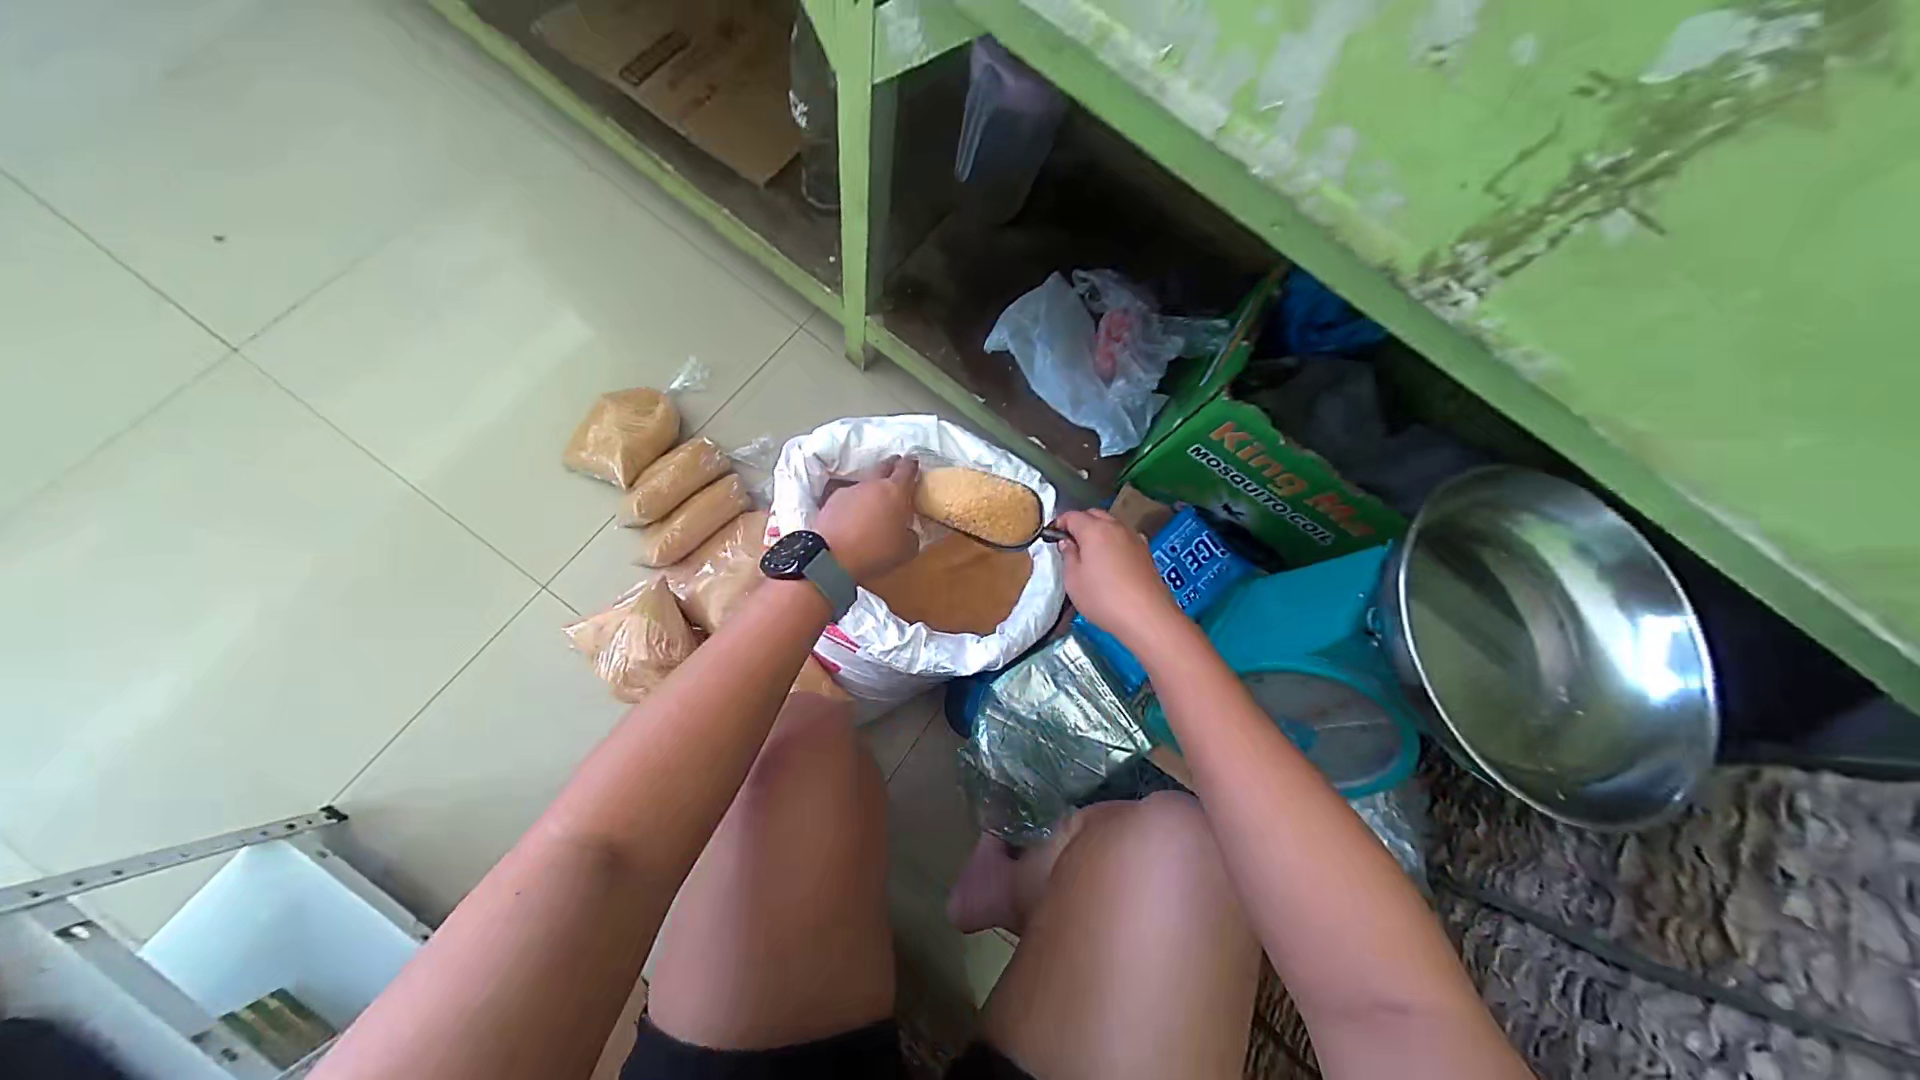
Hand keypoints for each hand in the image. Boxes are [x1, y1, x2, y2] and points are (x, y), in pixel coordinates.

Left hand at [815, 456, 920, 581]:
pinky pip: (848, 498)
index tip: (914, 464)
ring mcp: (849, 490)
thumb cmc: (875, 551)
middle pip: (883, 466)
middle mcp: (872, 484)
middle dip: (892, 467)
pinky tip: (853, 518)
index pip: (907, 468)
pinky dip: (853, 503)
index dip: (912, 465)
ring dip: (871, 490)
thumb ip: (911, 535)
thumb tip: (906, 531)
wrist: (831, 558)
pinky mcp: (830, 501)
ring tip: (873, 505)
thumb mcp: (906, 550)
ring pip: (864, 483)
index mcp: (895, 491)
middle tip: (896, 473)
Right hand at [1055, 509, 1184, 645]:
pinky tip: (1112, 561)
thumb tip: (1068, 543)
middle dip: (1080, 523)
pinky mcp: (1146, 552)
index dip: (1059, 523)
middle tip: (1070, 543)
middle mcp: (1116, 527)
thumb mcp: (1073, 579)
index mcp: (1094, 529)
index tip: (1053, 535)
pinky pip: (1124, 539)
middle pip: (1094, 515)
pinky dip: (1114, 542)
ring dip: (1099, 532)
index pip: (1072, 516)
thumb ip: (1068, 555)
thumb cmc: (1103, 598)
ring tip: (1090, 553)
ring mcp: (1134, 538)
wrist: (1147, 616)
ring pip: (1112, 525)